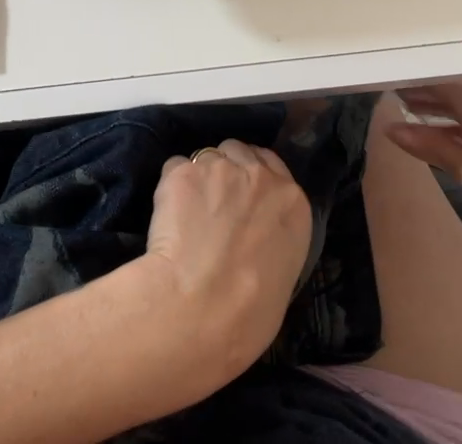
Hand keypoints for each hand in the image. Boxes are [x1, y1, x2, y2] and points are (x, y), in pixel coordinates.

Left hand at [134, 140, 310, 382]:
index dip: (251, 174)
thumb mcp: (284, 272)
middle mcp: (259, 176)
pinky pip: (175, 168)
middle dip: (226, 169)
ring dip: (199, 177)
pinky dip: (171, 187)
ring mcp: (220, 169)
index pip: (271, 164)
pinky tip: (168, 216)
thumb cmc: (251, 311)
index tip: (240, 193)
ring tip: (187, 211)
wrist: (202, 305)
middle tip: (212, 200)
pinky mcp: (183, 172)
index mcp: (293, 203)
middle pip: (238, 151)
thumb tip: (254, 238)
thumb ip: (272, 238)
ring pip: (206, 156)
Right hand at [384, 80, 461, 252]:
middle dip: (427, 98)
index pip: (439, 84)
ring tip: (422, 120)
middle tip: (399, 101)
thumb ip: (431, 147)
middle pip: (456, 94)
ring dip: (446, 113)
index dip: (414, 85)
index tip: (388, 86)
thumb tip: (391, 128)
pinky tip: (461, 141)